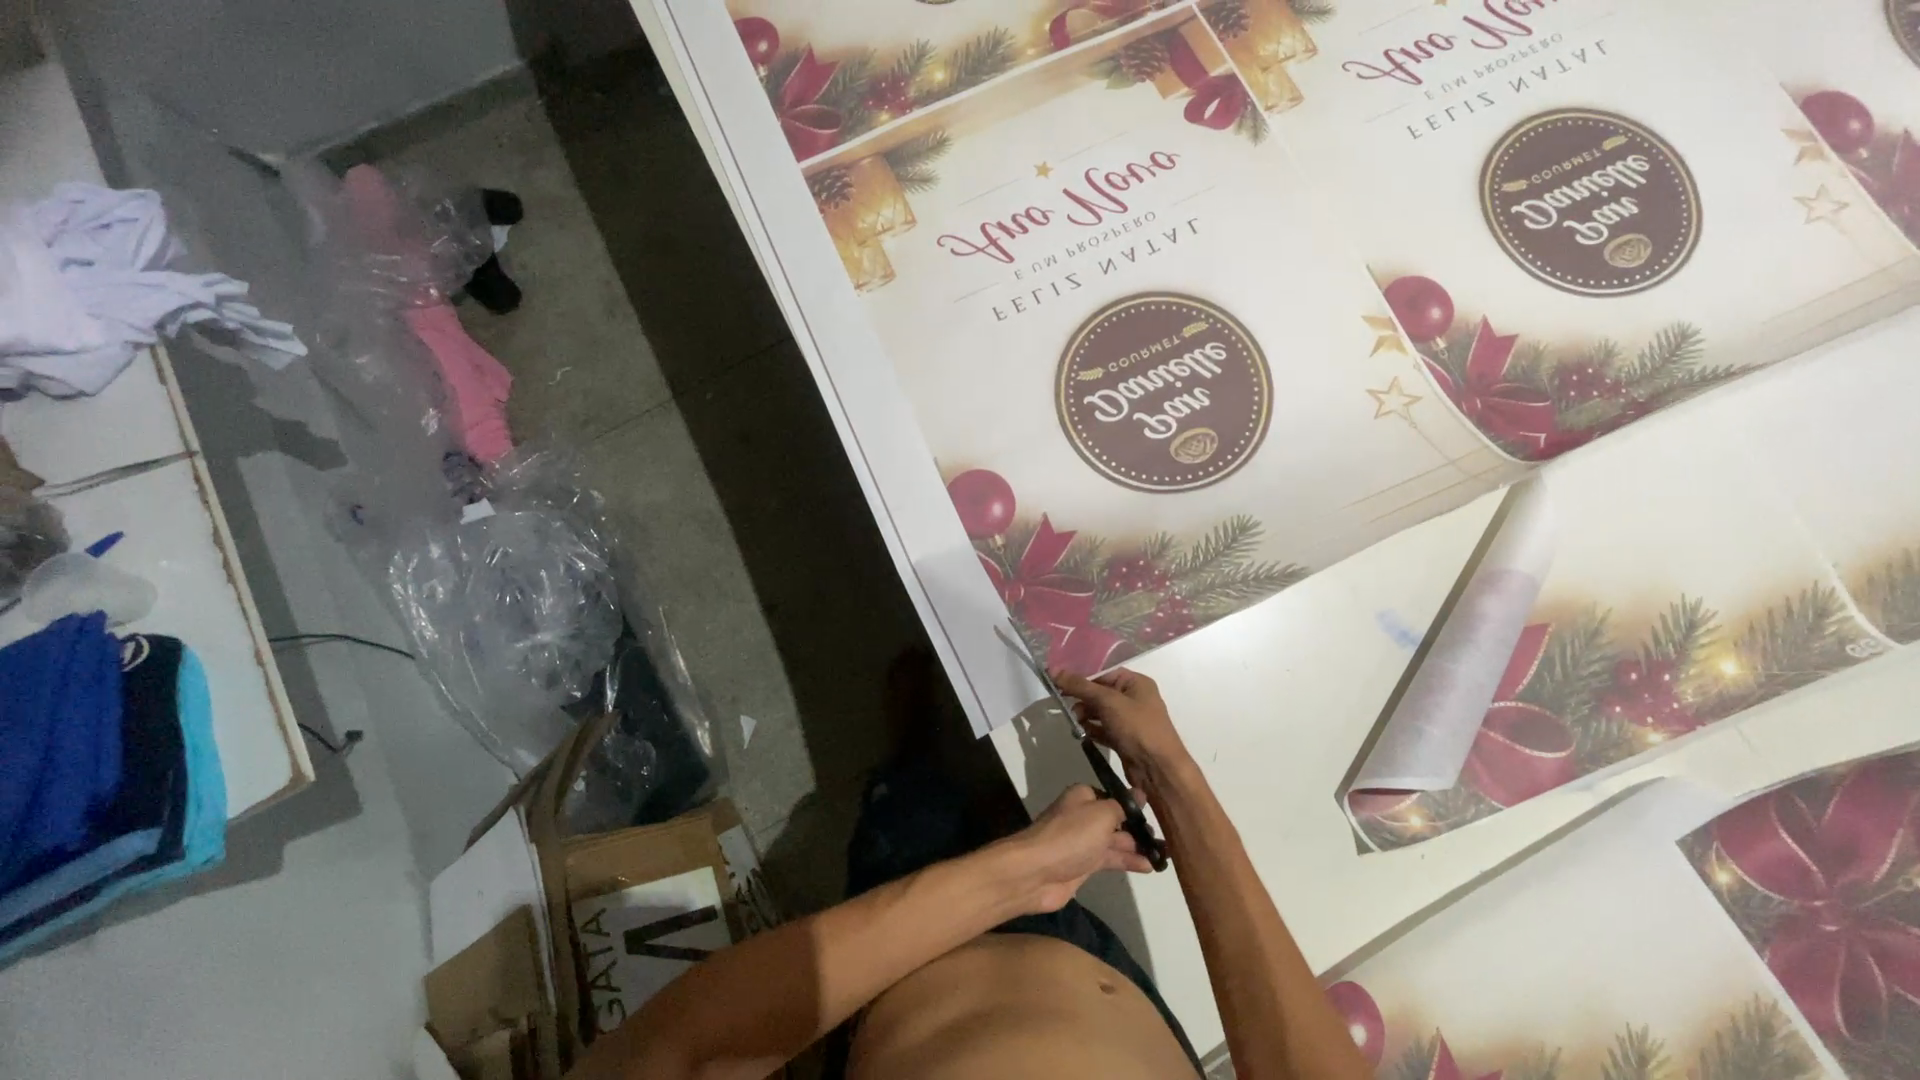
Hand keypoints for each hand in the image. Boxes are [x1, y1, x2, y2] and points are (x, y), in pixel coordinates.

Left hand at [1007, 785, 1152, 913]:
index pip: (1113, 796)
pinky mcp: (1084, 865)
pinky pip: (1111, 859)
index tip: (1157, 812)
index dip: (1134, 805)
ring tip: (1164, 854)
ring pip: (1116, 841)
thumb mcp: (1102, 813)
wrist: (1036, 872)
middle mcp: (1083, 816)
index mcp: (1083, 797)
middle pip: (1116, 819)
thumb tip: (1140, 794)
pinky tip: (1149, 866)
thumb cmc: (1070, 836)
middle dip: (1138, 827)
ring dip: (1137, 847)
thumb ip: (1123, 806)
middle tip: (1164, 837)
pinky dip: (1129, 861)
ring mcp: (1083, 842)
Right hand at [1051, 668, 1192, 801]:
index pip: (1103, 674)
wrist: (1158, 770)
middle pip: (1100, 693)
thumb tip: (1054, 670)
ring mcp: (1129, 721)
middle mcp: (1134, 699)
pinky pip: (1102, 729)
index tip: (1059, 683)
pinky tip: (1080, 733)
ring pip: (1099, 712)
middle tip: (1064, 705)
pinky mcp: (1123, 739)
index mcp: (1136, 683)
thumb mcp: (1108, 702)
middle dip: (1082, 699)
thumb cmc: (1137, 728)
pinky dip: (1091, 730)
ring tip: (1074, 722)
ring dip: (1084, 715)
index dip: (1081, 678)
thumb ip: (1080, 686)